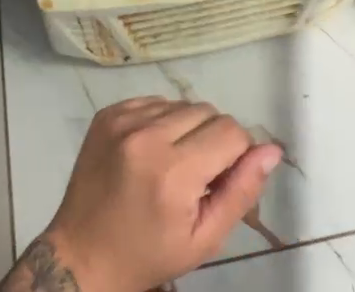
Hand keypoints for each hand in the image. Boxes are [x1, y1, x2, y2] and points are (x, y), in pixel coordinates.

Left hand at [0, 97, 282, 291]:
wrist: (83, 253)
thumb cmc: (149, 253)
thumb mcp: (204, 238)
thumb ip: (241, 191)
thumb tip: (271, 150)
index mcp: (173, 171)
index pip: (230, 132)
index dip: (237, 154)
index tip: (222, 179)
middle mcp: (146, 136)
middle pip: (207, 112)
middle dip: (213, 140)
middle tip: (198, 175)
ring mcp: (122, 120)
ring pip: (181, 104)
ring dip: (187, 128)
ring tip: (172, 163)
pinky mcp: (107, 114)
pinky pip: (153, 102)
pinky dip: (161, 121)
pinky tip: (151, 151)